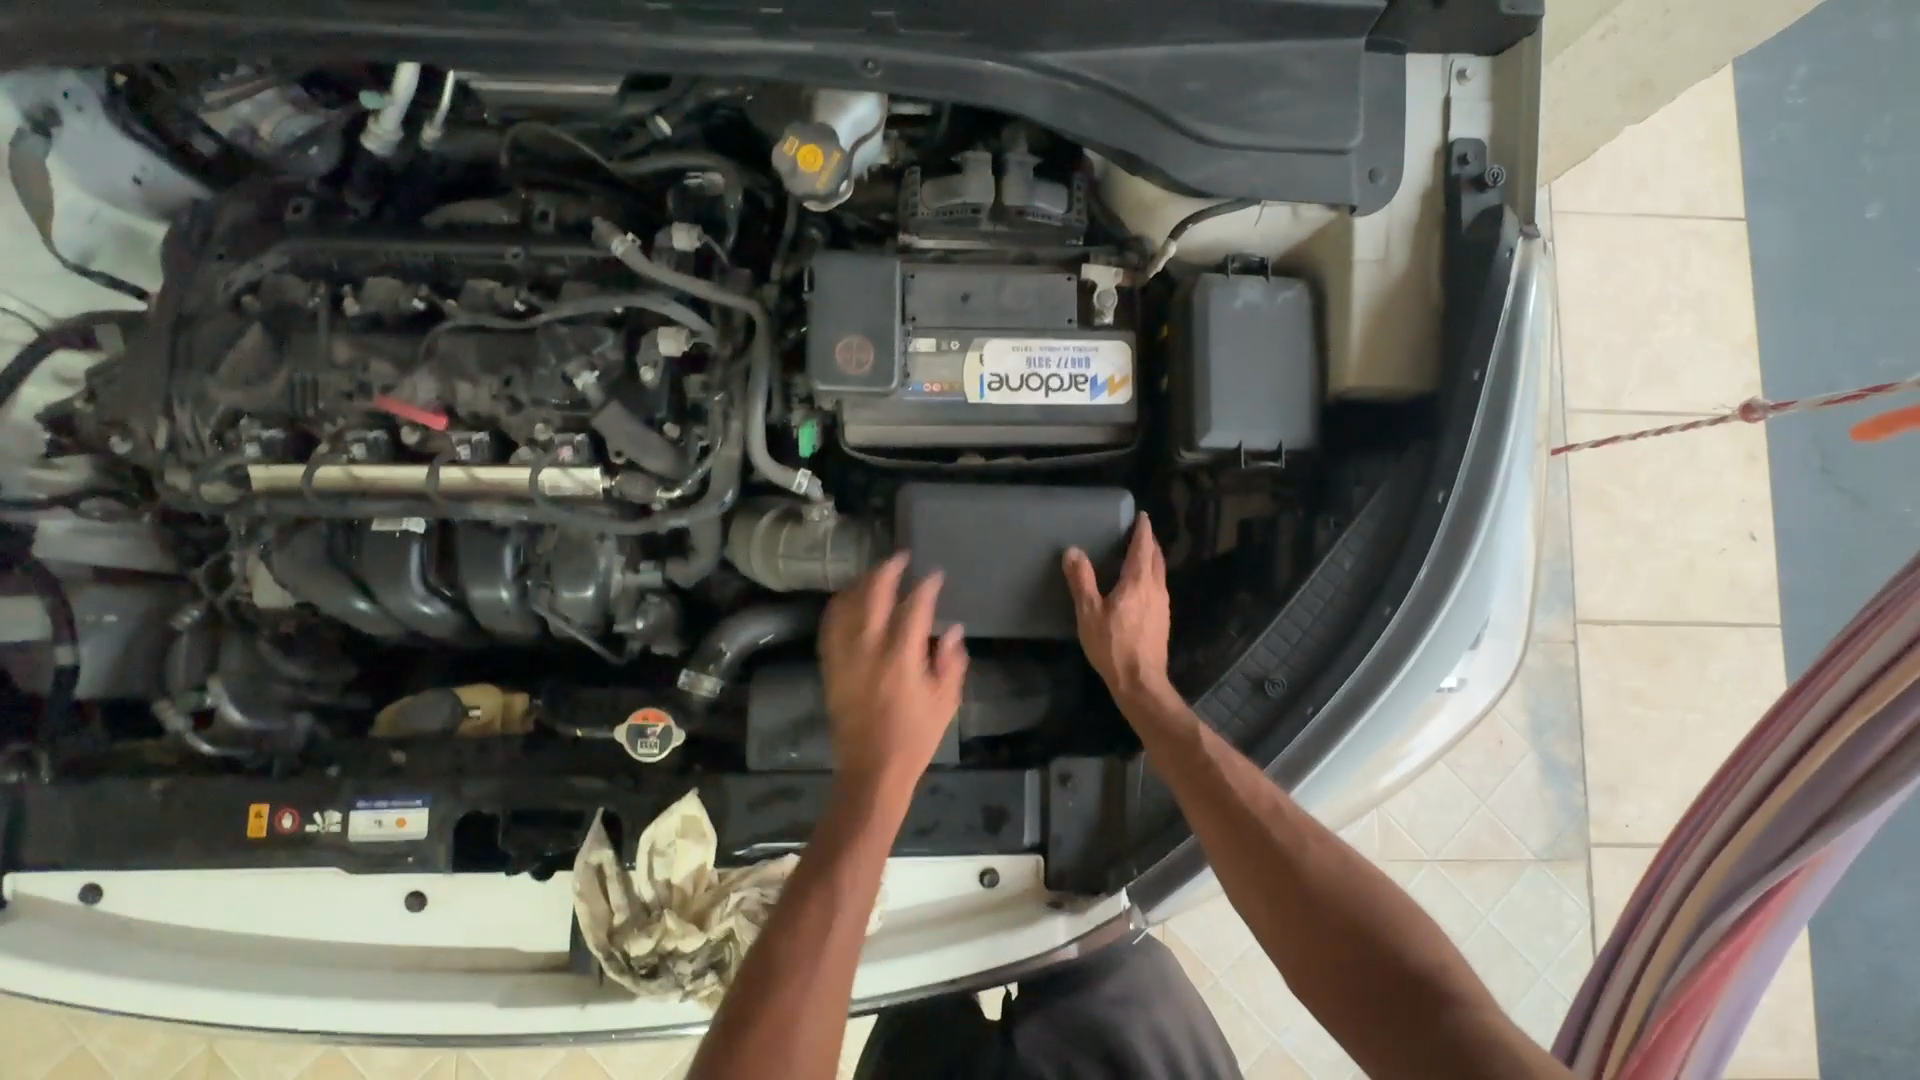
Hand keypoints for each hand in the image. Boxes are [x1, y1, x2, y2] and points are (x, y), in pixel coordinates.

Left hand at [818, 552, 967, 794]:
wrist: (872, 770)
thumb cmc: (915, 738)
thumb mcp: (945, 702)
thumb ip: (950, 662)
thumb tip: (951, 630)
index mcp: (901, 658)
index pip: (914, 608)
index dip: (926, 586)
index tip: (934, 575)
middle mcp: (868, 650)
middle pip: (873, 595)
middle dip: (887, 571)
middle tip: (900, 559)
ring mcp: (844, 657)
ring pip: (846, 605)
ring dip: (861, 583)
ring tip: (875, 574)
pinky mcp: (829, 667)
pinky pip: (829, 626)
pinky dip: (838, 606)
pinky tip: (848, 599)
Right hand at [1064, 512, 1171, 698]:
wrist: (1140, 682)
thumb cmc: (1112, 645)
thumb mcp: (1089, 612)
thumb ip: (1082, 580)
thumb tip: (1073, 551)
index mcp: (1138, 581)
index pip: (1143, 547)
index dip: (1143, 530)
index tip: (1142, 516)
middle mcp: (1156, 589)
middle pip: (1156, 558)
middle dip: (1150, 543)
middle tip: (1141, 533)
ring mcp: (1162, 606)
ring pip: (1160, 574)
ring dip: (1153, 560)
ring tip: (1141, 555)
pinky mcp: (1163, 621)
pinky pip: (1159, 588)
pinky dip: (1152, 577)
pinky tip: (1143, 586)